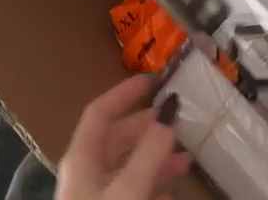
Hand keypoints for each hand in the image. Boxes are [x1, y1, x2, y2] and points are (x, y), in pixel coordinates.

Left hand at [57, 73, 193, 199]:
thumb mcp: (127, 189)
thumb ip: (148, 154)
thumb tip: (168, 113)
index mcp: (81, 156)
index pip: (100, 111)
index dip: (124, 92)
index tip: (152, 79)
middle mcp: (85, 173)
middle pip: (117, 139)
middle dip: (148, 128)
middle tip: (176, 120)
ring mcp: (94, 196)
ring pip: (128, 168)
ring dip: (157, 161)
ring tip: (186, 159)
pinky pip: (130, 193)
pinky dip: (152, 188)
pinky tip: (172, 193)